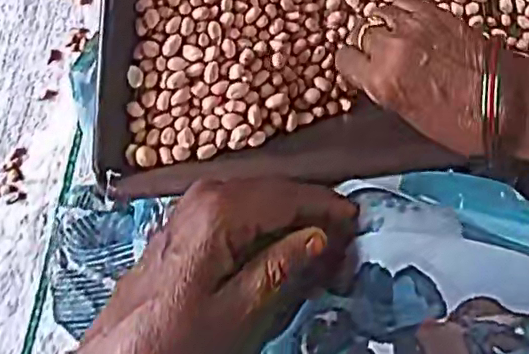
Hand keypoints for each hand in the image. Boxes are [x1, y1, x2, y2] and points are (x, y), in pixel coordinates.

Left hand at [79, 179, 356, 353]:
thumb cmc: (172, 341)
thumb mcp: (234, 316)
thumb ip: (279, 269)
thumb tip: (321, 235)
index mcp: (220, 207)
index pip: (288, 194)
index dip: (326, 206)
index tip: (356, 220)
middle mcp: (208, 191)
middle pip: (275, 190)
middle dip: (311, 213)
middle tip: (343, 241)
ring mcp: (196, 202)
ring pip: (259, 197)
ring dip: (290, 219)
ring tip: (319, 248)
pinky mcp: (189, 218)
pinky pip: (240, 208)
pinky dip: (266, 223)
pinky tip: (281, 248)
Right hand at [334, 0, 506, 157]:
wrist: (507, 103)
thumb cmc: (463, 122)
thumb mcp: (410, 116)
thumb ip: (384, 88)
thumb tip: (373, 74)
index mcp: (382, 83)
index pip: (345, 59)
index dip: (353, 64)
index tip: (359, 66)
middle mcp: (391, 49)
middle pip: (361, 32)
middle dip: (367, 43)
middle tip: (379, 52)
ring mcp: (412, 26)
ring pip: (379, 12)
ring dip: (383, 23)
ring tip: (394, 34)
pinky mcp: (432, 11)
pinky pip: (401, 0)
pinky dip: (400, 8)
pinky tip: (407, 19)